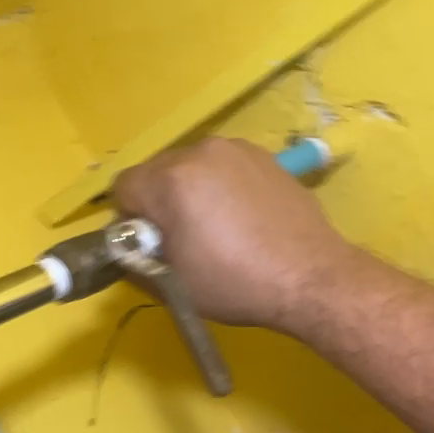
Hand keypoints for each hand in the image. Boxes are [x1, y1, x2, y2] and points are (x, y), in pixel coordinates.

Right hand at [111, 137, 357, 331]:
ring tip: (220, 231)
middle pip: (158, 172)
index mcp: (172, 178)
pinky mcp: (266, 157)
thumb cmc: (235, 283)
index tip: (155, 247)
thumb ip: (135, 260)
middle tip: (187, 241)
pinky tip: (245, 221)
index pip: (124, 188)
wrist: (309, 277)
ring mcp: (238, 149)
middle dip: (162, 202)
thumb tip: (131, 247)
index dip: (132, 221)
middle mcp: (202, 150)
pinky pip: (226, 169)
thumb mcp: (172, 283)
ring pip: (193, 168)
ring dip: (193, 192)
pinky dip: (224, 188)